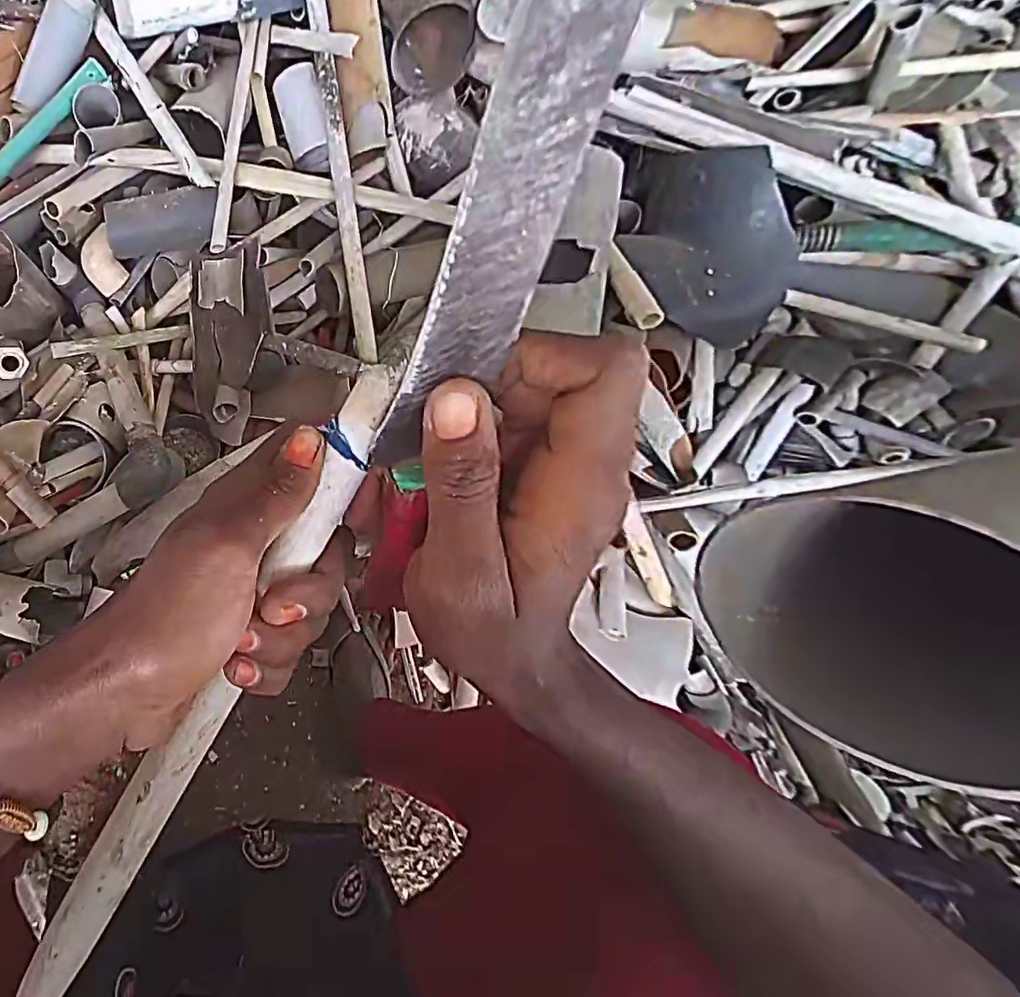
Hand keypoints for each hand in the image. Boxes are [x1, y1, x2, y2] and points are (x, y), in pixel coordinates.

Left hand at [0, 425, 348, 799]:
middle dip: (309, 593)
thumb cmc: (163, 618)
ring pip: (310, 609)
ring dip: (279, 638)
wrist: (126, 692)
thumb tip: (309, 439)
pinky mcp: (246, 632)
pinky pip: (290, 648)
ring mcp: (247, 591)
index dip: (338, 483)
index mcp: (241, 508)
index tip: (348, 519)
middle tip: (270, 604)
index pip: (305, 467)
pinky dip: (265, 664)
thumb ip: (274, 495)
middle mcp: (248, 545)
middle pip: (324, 553)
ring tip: (238, 639)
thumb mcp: (226, 546)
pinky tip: (231, 662)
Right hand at [395, 331, 646, 719]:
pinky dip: (451, 437)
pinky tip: (425, 478)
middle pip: (548, 372)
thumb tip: (458, 400)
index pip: (603, 369)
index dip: (534, 357)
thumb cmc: (492, 632)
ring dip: (454, 416)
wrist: (510, 661)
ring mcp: (556, 463)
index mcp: (582, 482)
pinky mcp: (530, 468)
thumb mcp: (462, 568)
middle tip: (422, 432)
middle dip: (472, 389)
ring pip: (513, 392)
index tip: (467, 388)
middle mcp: (581, 463)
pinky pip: (494, 421)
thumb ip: (460, 483)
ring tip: (417, 465)